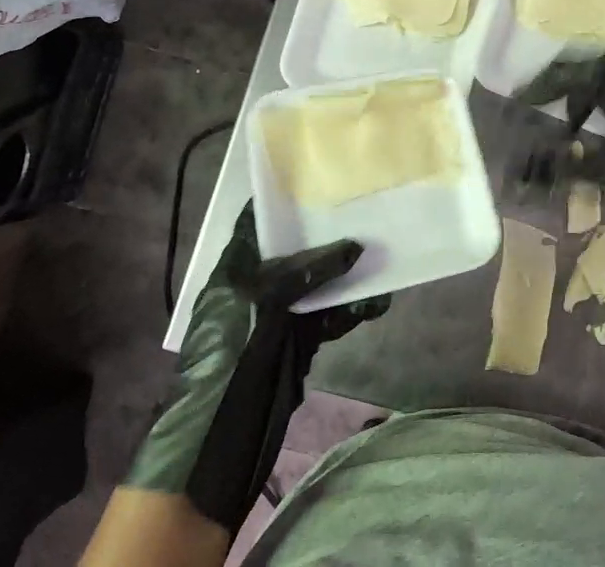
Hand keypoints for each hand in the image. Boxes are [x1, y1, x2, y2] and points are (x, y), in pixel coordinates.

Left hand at [125, 208, 385, 531]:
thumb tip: (356, 246)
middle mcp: (257, 283)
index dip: (283, 197)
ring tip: (385, 260)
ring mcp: (279, 314)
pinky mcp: (298, 341)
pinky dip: (352, 310)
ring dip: (349, 275)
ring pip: (319, 284)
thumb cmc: (230, 350)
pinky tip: (378, 302)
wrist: (220, 429)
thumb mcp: (266, 300)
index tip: (320, 175)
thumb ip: (309, 270)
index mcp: (235, 266)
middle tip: (368, 211)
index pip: (256, 219)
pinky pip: (329, 316)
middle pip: (296, 249)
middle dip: (329, 235)